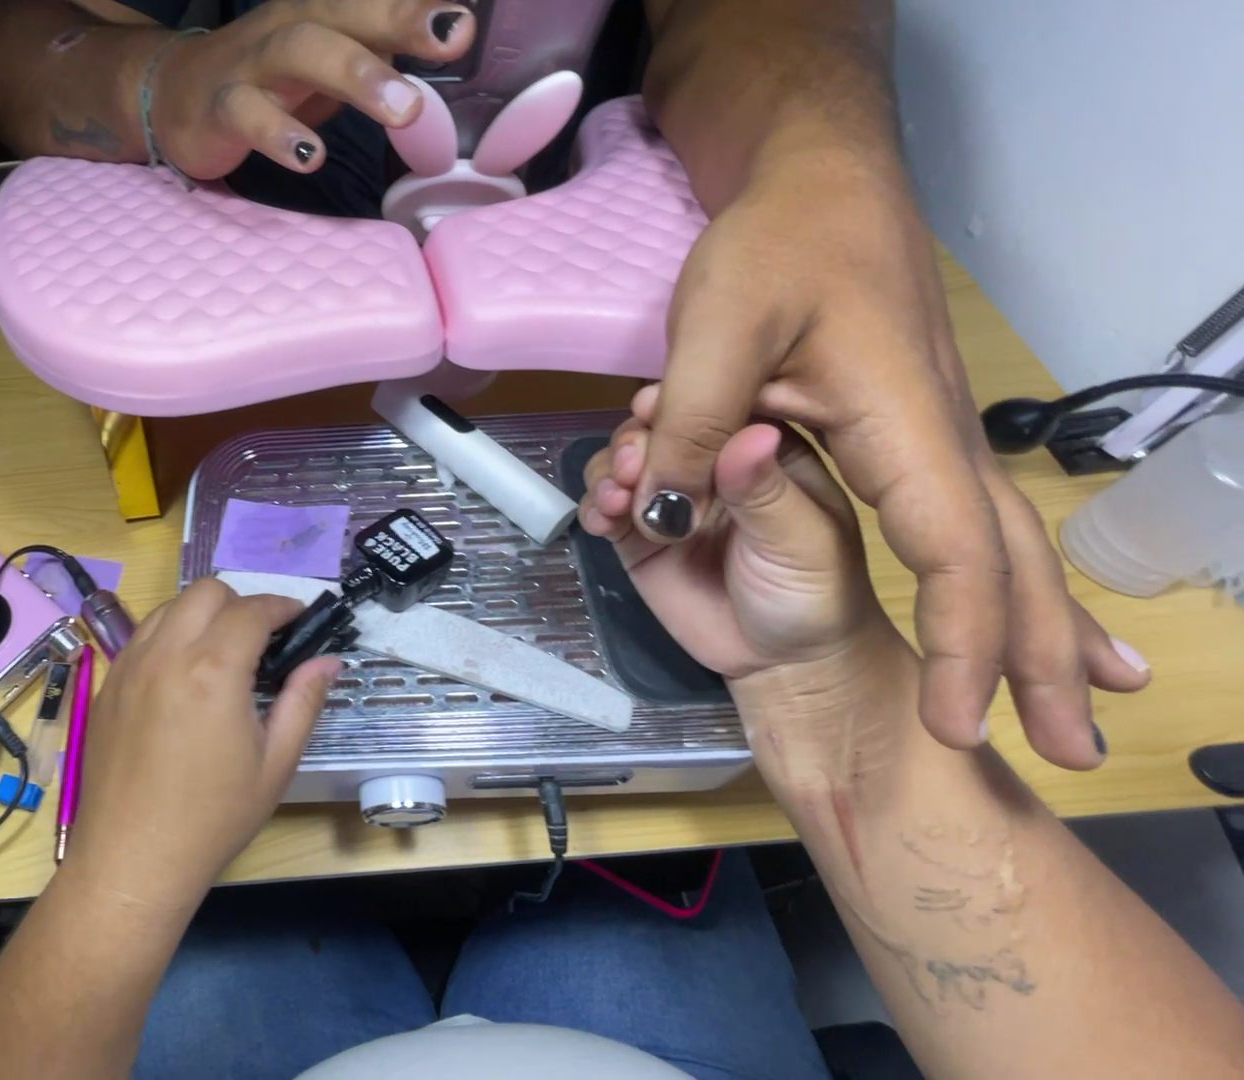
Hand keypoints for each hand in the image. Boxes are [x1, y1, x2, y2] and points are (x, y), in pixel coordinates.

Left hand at [68, 579, 339, 907]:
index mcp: (213, 670)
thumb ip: (303, 701)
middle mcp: (167, 654)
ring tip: (221, 651)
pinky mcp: (108, 684)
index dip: (283, 606)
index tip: (299, 617)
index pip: (252, 610)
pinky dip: (169, 634)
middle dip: (241, 602)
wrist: (132, 859)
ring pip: (169, 606)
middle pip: (207, 591)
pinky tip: (182, 673)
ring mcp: (129, 666)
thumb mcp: (275, 764)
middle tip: (261, 638)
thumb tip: (329, 660)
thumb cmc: (213, 818)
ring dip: (202, 614)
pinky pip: (142, 635)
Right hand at [147, 0, 473, 178]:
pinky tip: (312, 159)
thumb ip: (377, 58)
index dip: (420, 4)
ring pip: (300, 52)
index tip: (468, 19)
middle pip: (343, 11)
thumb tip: (445, 50)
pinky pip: (248, 115)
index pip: (373, 0)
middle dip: (400, 19)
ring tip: (404, 111)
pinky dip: (281, 136)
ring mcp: (251, 66)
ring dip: (355, 75)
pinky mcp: (220, 108)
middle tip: (454, 38)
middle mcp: (289, 28)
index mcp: (320, 15)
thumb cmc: (269, 83)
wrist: (177, 96)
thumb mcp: (327, 66)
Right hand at [583, 389, 894, 681]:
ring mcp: (666, 497)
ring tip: (616, 498)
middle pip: (657, 428)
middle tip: (632, 467)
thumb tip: (748, 433)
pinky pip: (604, 507)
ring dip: (609, 471)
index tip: (653, 408)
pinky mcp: (635, 534)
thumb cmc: (813, 594)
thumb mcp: (803, 542)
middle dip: (636, 440)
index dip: (683, 401)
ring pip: (622, 462)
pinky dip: (594, 506)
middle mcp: (705, 464)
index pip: (716, 406)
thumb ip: (766, 493)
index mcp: (759, 450)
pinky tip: (601, 520)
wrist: (779, 661)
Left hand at [621, 153, 1145, 767]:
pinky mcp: (898, 425)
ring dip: (1026, 624)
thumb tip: (663, 518)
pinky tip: (997, 596)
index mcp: (901, 425)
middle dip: (1032, 656)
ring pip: (992, 538)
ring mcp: (924, 431)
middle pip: (1005, 559)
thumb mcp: (713, 338)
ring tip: (1063, 702)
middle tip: (1072, 752)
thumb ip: (690, 432)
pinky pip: (954, 510)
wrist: (821, 183)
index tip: (962, 724)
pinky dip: (984, 568)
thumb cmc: (775, 248)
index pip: (952, 551)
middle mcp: (934, 437)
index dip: (964, 642)